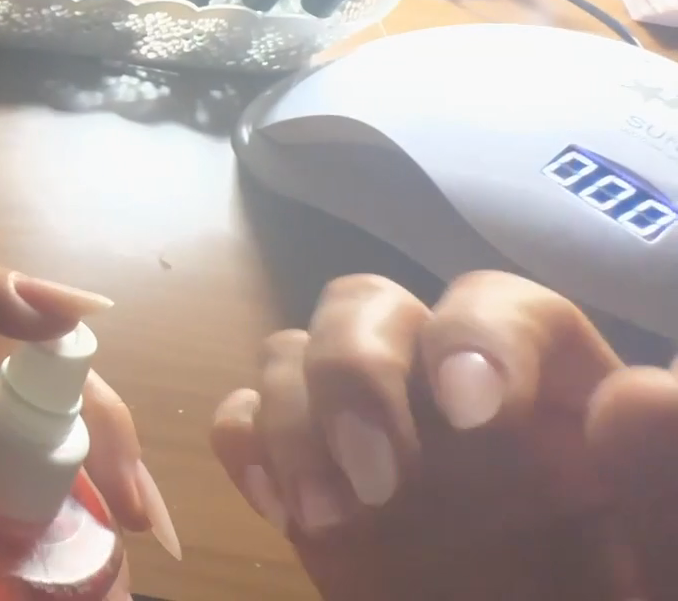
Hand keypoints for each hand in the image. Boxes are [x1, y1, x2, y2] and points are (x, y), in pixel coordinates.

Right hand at [209, 270, 677, 600]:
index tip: (467, 415)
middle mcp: (438, 391)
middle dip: (349, 370)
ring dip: (291, 420)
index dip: (474, 332)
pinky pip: (240, 416)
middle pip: (364, 303)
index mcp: (548, 399)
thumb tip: (642, 393)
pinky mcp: (299, 469)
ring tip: (327, 518)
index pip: (500, 302)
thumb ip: (667, 496)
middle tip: (372, 475)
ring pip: (289, 351)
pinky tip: (279, 509)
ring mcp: (359, 426)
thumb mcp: (668, 579)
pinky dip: (245, 445)